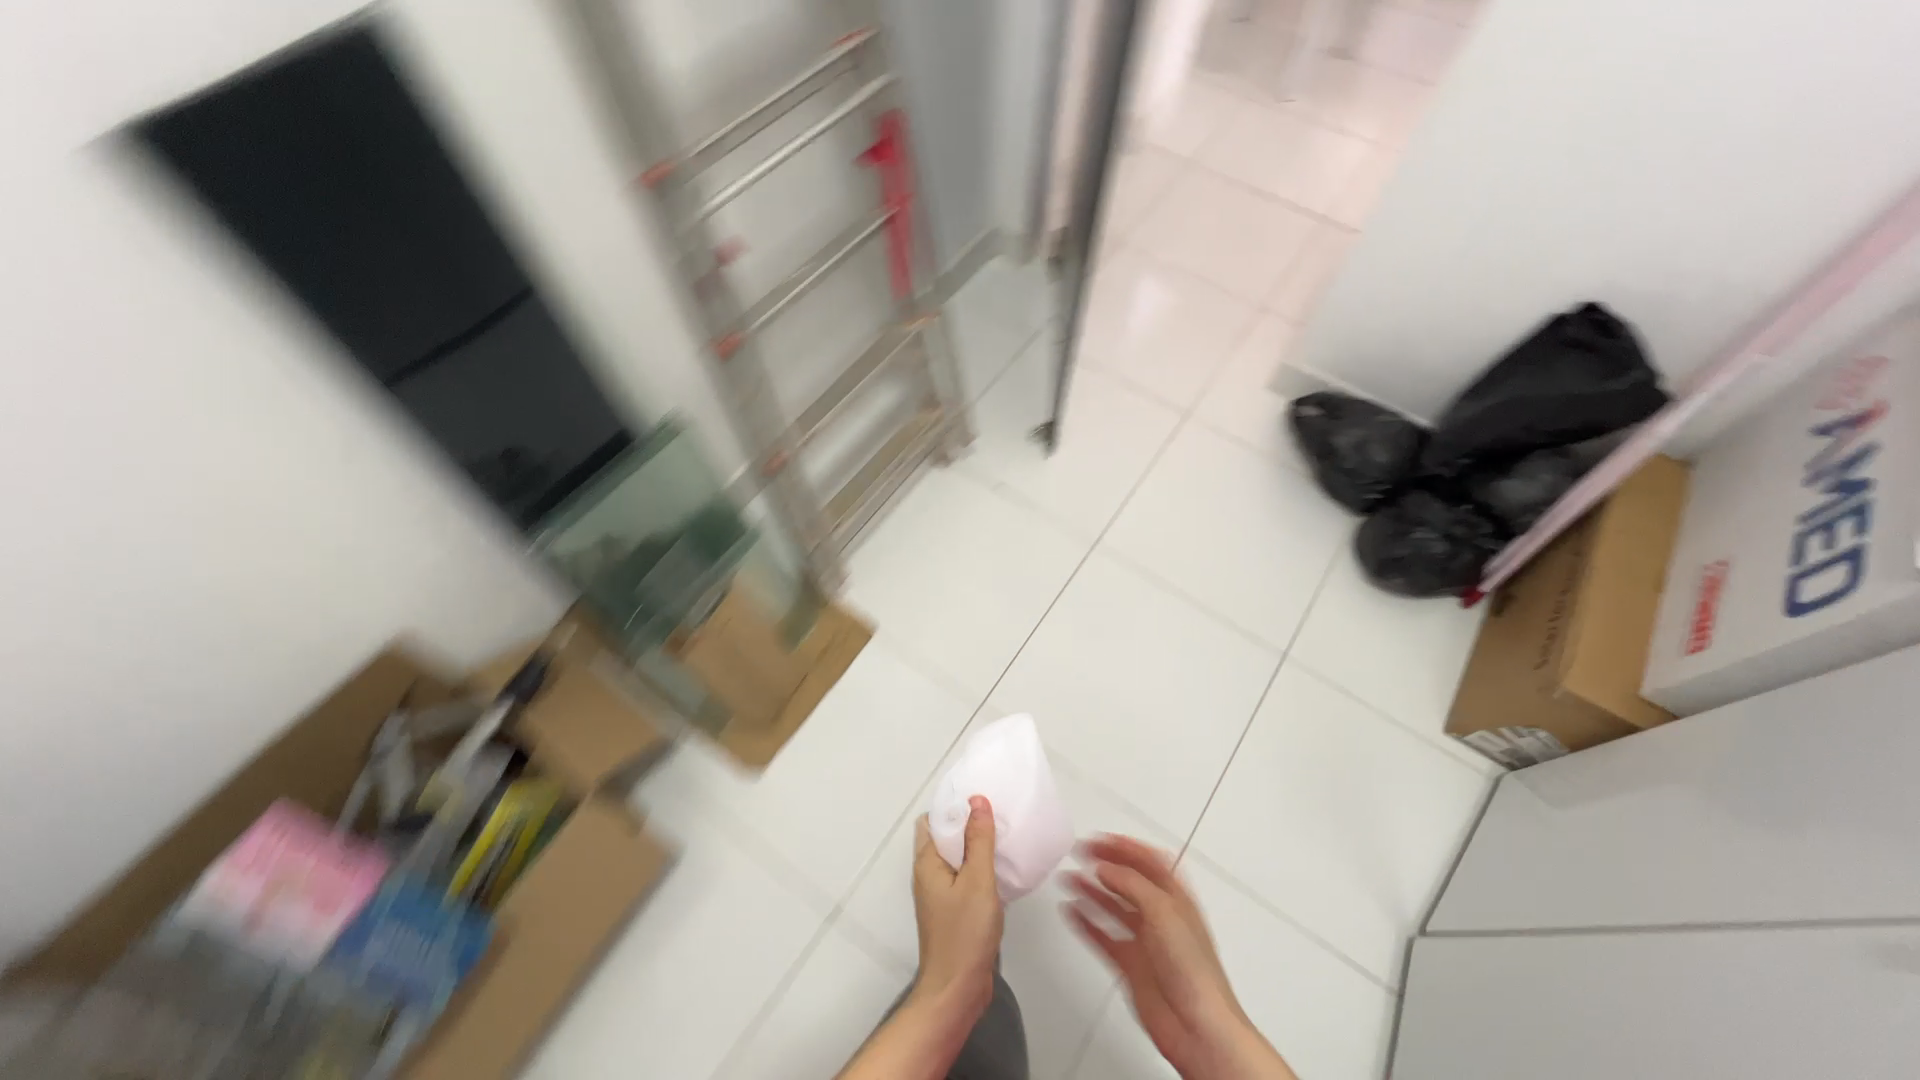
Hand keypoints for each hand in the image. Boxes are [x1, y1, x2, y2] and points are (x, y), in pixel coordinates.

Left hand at [910, 795, 1003, 1021]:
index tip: (981, 797)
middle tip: (997, 815)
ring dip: (976, 848)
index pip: (933, 820)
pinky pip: (965, 878)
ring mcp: (940, 895)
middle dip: (968, 824)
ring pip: (957, 859)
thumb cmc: (965, 932)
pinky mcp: (953, 911)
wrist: (957, 988)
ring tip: (1004, 837)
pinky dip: (980, 869)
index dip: (954, 806)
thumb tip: (977, 800)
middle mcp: (928, 875)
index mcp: (927, 863)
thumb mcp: (977, 881)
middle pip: (945, 838)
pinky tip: (1002, 870)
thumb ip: (979, 841)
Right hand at [1064, 835, 1295, 1079]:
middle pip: (1130, 880)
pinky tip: (1072, 911)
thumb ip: (1132, 885)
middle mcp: (1160, 916)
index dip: (1127, 846)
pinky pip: (1103, 935)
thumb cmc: (1195, 973)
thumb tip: (1106, 868)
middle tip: (1082, 852)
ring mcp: (1144, 940)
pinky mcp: (1130, 964)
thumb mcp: (1164, 913)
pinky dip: (1086, 922)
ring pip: (1113, 906)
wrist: (1196, 1026)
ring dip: (1092, 889)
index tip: (1102, 838)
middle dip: (1106, 863)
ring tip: (1070, 876)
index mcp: (1176, 898)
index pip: (1150, 861)